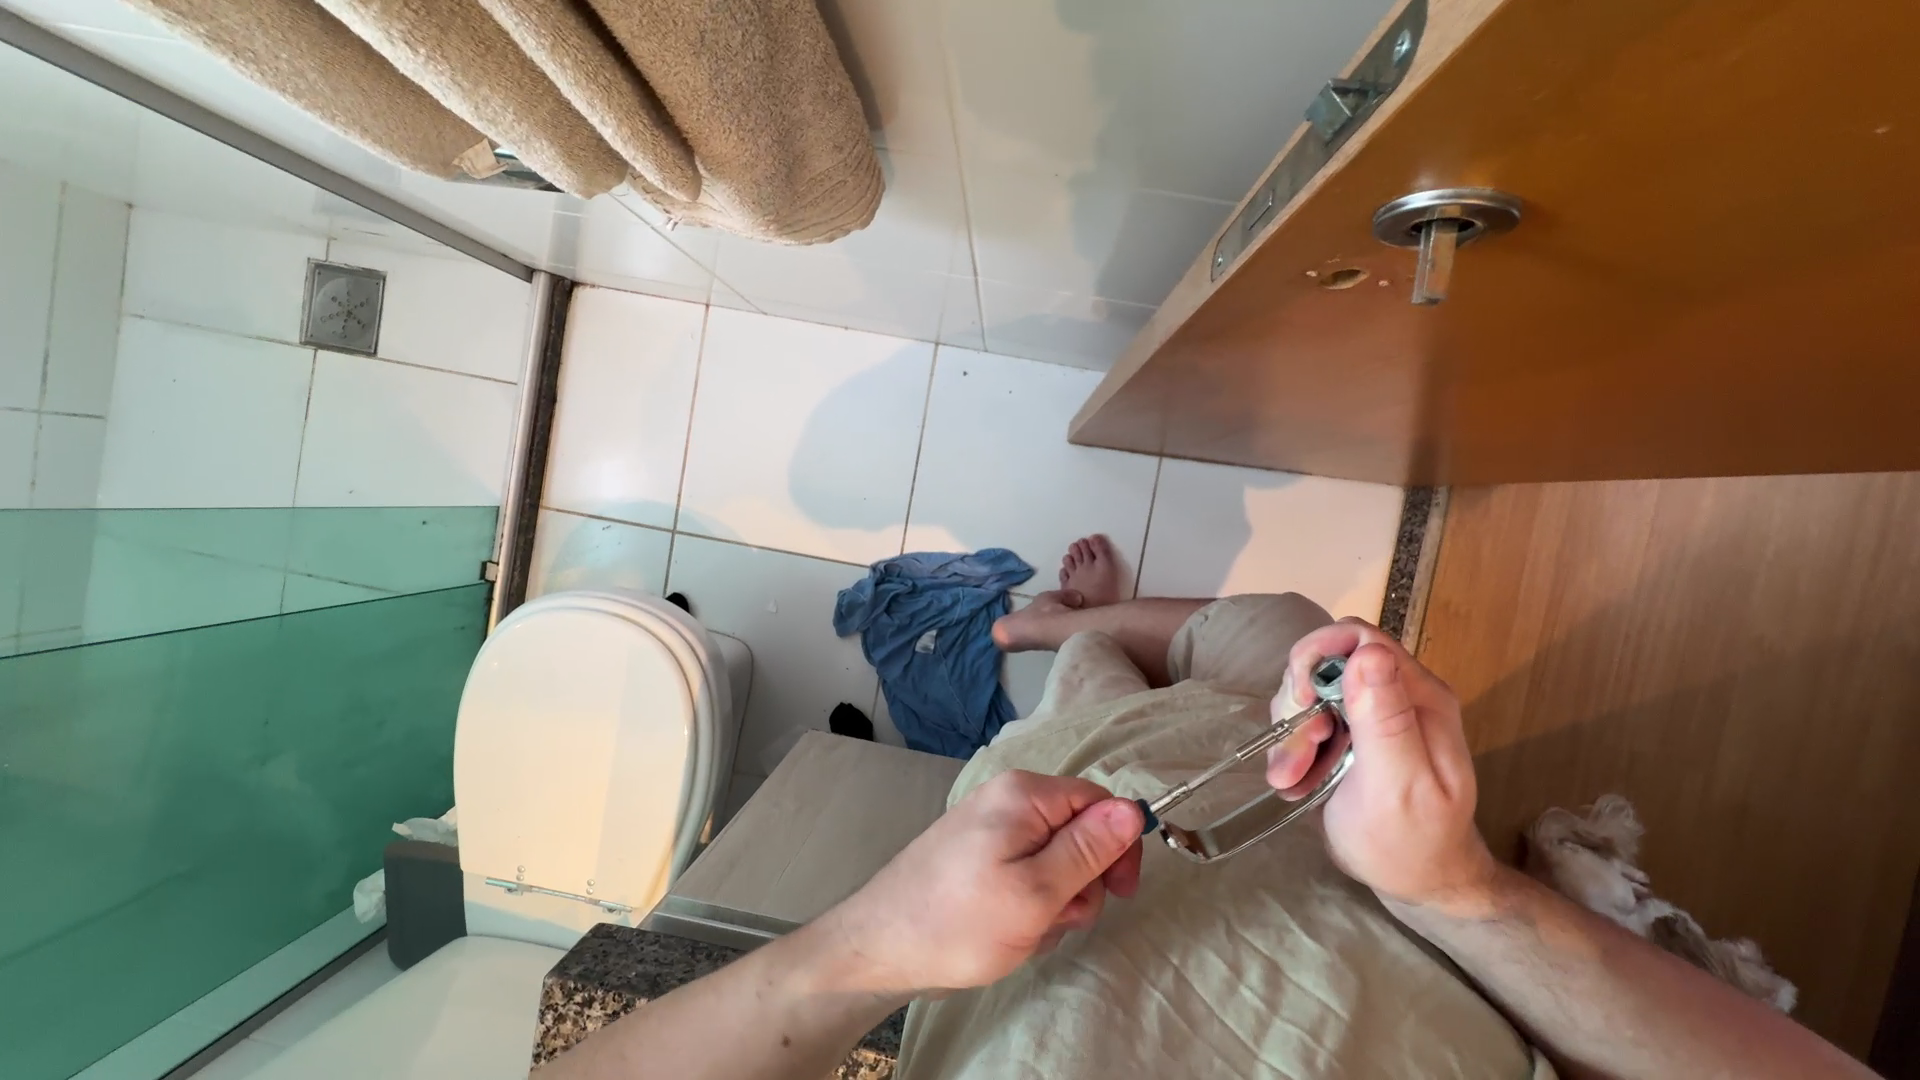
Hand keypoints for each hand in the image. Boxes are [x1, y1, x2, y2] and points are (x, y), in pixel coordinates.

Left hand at [820, 770, 1143, 995]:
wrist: (882, 947)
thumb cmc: (961, 921)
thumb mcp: (1037, 890)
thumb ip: (1088, 849)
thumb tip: (1133, 808)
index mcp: (1025, 794)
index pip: (1099, 801)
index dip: (1117, 846)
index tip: (1119, 893)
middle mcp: (1009, 800)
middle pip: (1078, 832)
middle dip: (1079, 882)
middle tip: (1055, 916)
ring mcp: (992, 828)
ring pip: (1055, 860)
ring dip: (1054, 900)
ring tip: (1025, 928)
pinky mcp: (980, 856)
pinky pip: (1027, 874)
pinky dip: (1029, 904)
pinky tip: (1009, 928)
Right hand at [1268, 619, 1498, 912]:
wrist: (1412, 883)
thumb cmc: (1409, 842)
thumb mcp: (1397, 785)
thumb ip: (1385, 719)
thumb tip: (1368, 651)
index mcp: (1419, 698)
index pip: (1360, 639)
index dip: (1318, 657)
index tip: (1300, 700)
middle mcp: (1395, 695)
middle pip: (1324, 663)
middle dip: (1298, 706)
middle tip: (1295, 757)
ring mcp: (1370, 713)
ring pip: (1307, 691)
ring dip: (1290, 734)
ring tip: (1291, 779)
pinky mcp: (1348, 731)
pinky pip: (1304, 718)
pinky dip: (1291, 748)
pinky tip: (1297, 782)